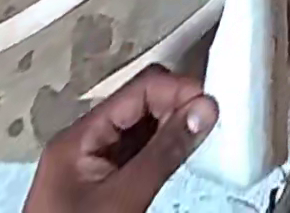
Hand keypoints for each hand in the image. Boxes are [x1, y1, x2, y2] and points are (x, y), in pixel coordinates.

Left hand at [23, 64, 217, 212]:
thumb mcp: (122, 200)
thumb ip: (166, 151)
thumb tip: (208, 106)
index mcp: (80, 137)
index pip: (141, 88)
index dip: (178, 90)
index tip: (209, 106)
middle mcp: (86, 140)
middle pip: (144, 98)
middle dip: (178, 104)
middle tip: (205, 122)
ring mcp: (95, 159)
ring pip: (147, 120)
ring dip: (175, 123)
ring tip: (197, 137)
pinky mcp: (106, 177)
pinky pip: (144, 143)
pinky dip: (167, 141)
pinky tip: (181, 151)